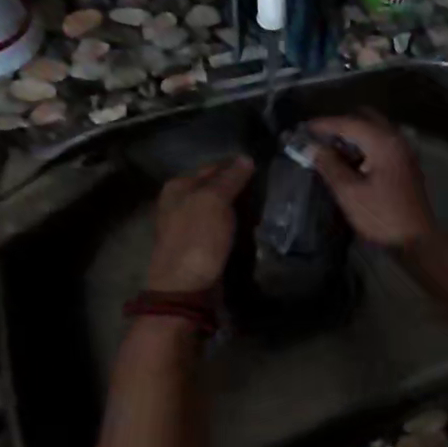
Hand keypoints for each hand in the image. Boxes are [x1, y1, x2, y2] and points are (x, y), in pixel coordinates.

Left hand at [144, 155, 254, 291]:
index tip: (262, 167)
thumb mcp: (214, 201)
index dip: (237, 166)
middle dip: (240, 187)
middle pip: (217, 187)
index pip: (213, 167)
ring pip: (222, 208)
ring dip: (242, 208)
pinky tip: (253, 227)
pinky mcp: (202, 245)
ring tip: (266, 206)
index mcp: (178, 187)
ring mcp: (190, 226)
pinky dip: (238, 225)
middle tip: (269, 187)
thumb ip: (229, 178)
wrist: (187, 288)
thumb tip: (246, 158)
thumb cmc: (197, 239)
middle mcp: (180, 203)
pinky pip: (224, 227)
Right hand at [305, 115, 434, 248]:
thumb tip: (311, 146)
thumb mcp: (349, 192)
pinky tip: (351, 162)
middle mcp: (397, 140)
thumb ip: (329, 164)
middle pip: (366, 119)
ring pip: (376, 130)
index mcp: (384, 142)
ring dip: (354, 135)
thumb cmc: (381, 216)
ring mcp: (405, 152)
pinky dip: (366, 146)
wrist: (417, 240)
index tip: (303, 128)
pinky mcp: (406, 164)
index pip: (349, 122)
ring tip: (331, 150)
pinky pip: (383, 144)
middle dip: (341, 125)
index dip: (324, 124)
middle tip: (319, 139)